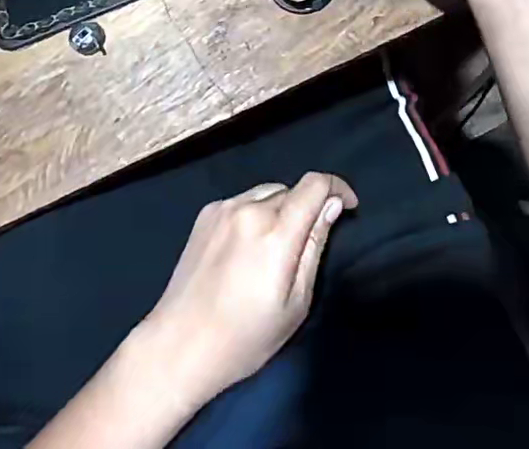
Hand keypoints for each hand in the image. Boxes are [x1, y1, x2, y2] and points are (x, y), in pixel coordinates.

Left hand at [134, 173, 358, 404]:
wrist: (180, 343)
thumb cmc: (246, 336)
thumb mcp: (296, 302)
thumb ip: (315, 245)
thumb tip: (332, 205)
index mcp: (275, 232)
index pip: (314, 184)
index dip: (338, 187)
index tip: (348, 206)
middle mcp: (248, 208)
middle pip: (291, 190)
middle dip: (307, 209)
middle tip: (304, 248)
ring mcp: (223, 207)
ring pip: (267, 193)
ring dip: (281, 209)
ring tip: (274, 251)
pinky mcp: (206, 213)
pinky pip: (243, 201)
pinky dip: (255, 214)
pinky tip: (246, 249)